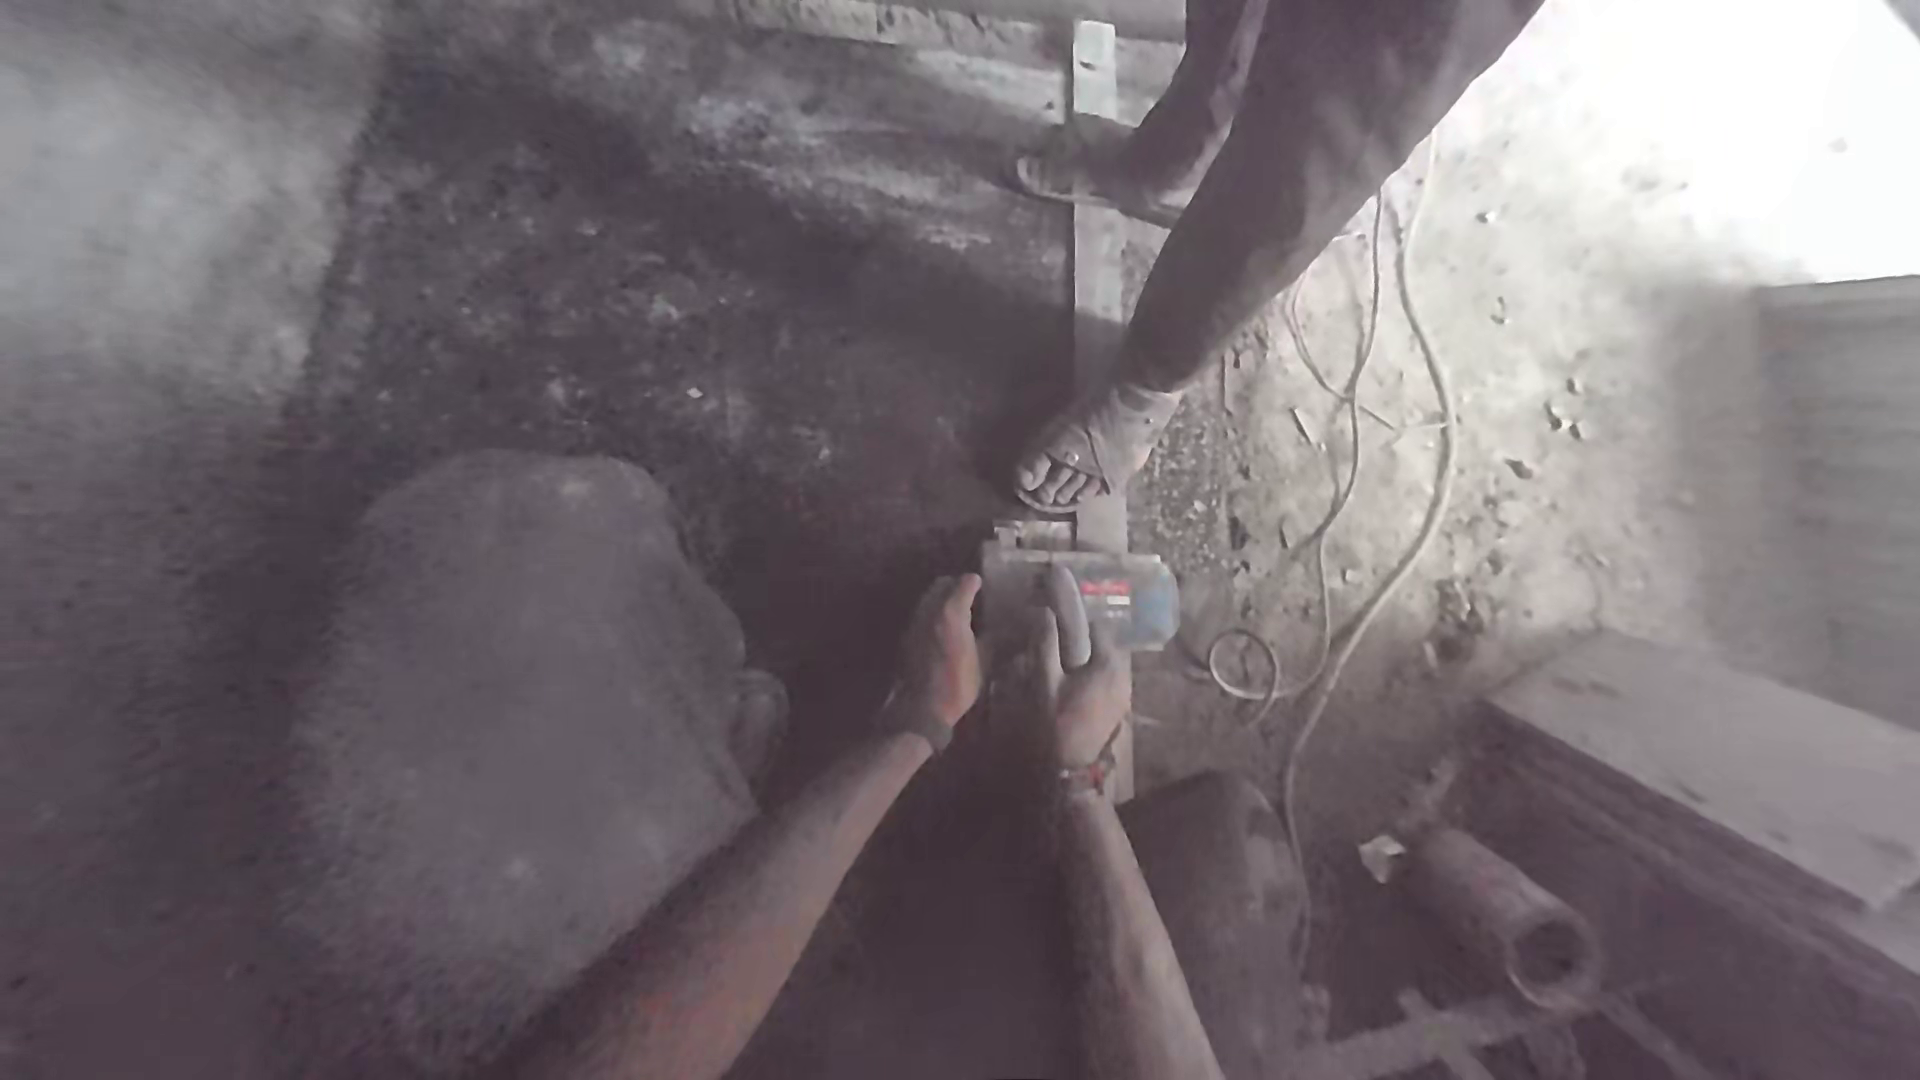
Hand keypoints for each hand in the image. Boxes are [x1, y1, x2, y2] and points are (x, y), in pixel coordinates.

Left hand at [898, 574, 983, 727]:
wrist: (921, 707)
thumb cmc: (957, 684)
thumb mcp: (982, 662)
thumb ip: (989, 639)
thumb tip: (999, 628)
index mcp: (951, 612)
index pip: (963, 584)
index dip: (974, 582)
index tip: (980, 582)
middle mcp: (930, 610)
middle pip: (941, 585)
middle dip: (954, 585)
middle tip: (967, 593)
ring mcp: (914, 622)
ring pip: (927, 598)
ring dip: (940, 598)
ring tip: (954, 609)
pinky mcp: (906, 636)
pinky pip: (921, 614)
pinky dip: (931, 613)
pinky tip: (940, 626)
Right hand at [1032, 608, 1126, 767]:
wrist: (1072, 766)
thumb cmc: (1057, 721)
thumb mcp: (1045, 680)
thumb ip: (1046, 644)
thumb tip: (1045, 612)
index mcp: (1109, 663)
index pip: (1098, 625)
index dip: (1078, 619)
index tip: (1059, 618)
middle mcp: (1125, 673)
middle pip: (1107, 641)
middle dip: (1086, 635)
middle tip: (1061, 636)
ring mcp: (1126, 690)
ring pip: (1110, 658)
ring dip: (1092, 653)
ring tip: (1068, 655)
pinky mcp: (1122, 703)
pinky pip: (1112, 674)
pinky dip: (1097, 669)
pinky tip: (1079, 676)